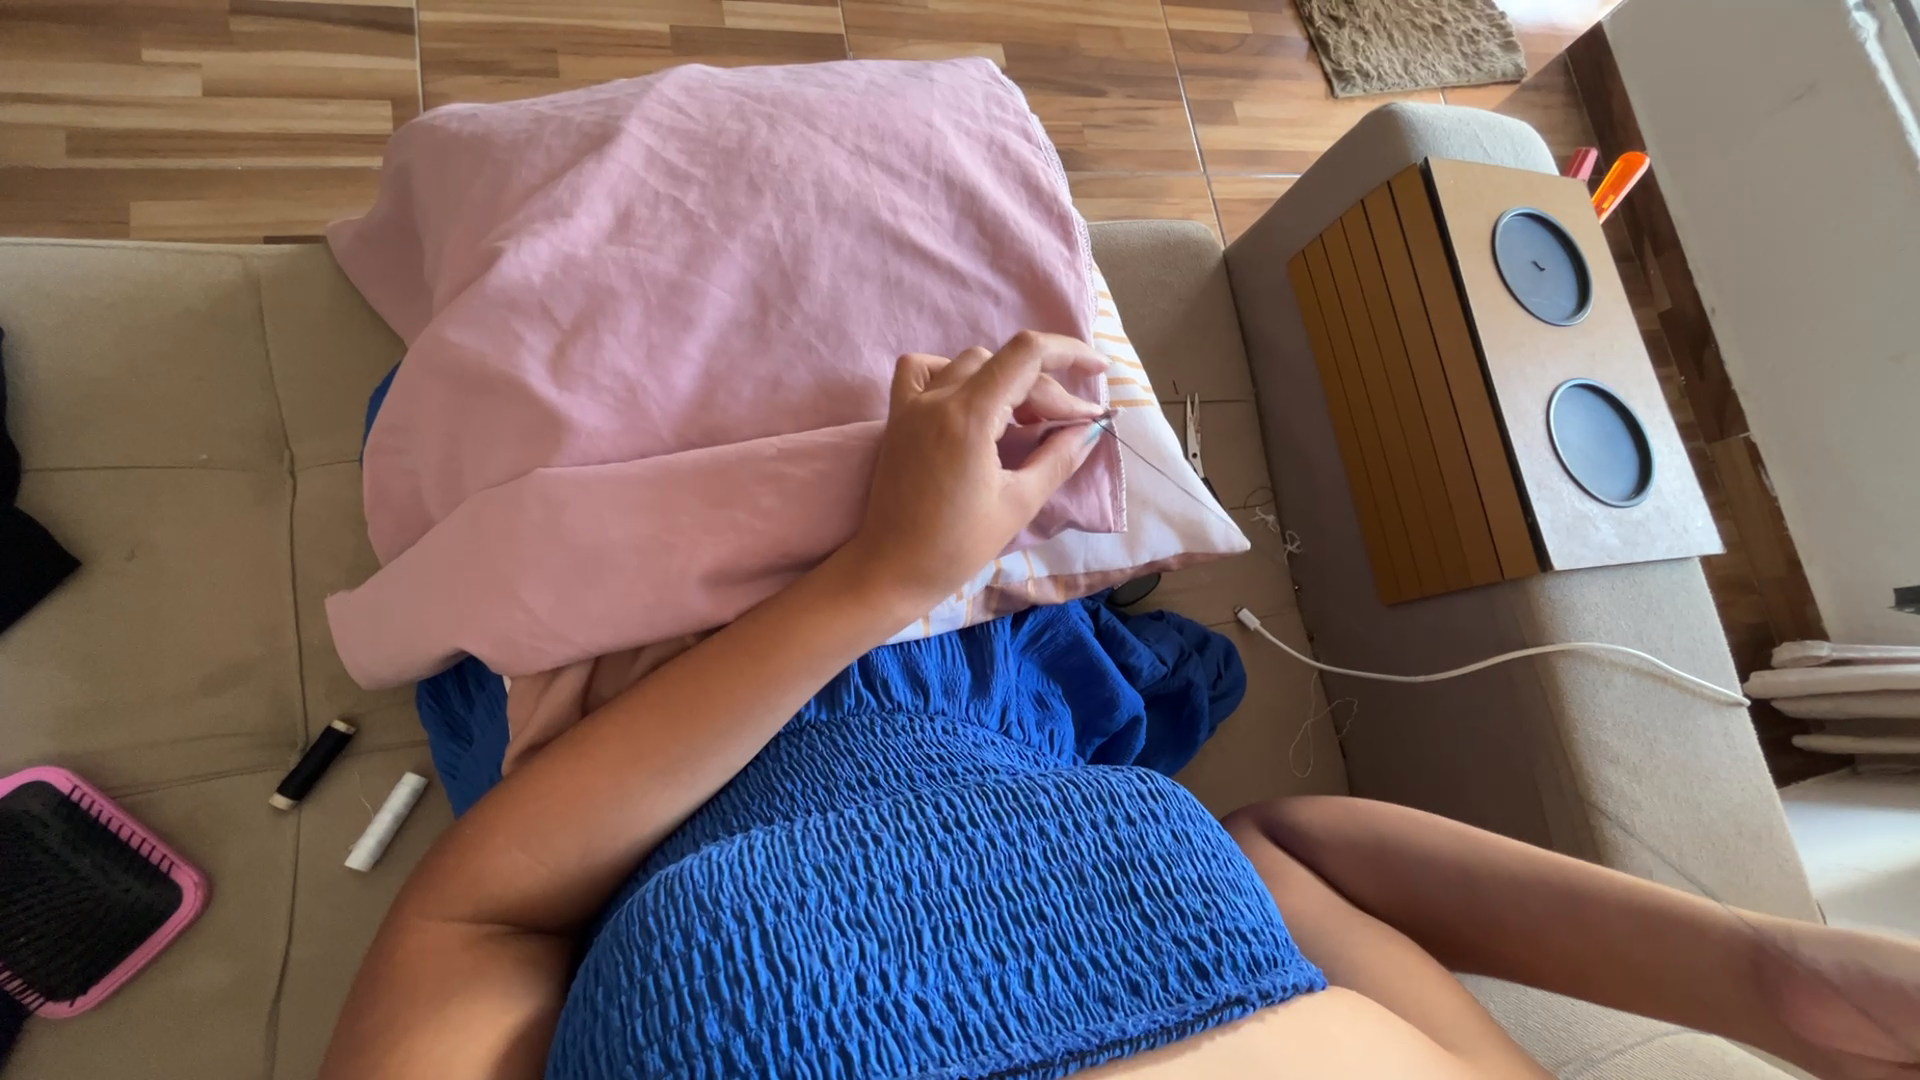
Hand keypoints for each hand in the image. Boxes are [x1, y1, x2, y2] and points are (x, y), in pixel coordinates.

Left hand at [842, 330, 1107, 611]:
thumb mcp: (1019, 504)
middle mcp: (936, 399)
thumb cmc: (956, 547)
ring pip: (969, 363)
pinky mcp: (897, 417)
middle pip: (1005, 364)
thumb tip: (1090, 429)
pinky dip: (951, 373)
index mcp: (969, 417)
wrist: (891, 569)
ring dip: (1007, 381)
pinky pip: (921, 370)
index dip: (1071, 354)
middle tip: (1070, 429)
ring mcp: (911, 405)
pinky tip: (971, 399)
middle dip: (1046, 390)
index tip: (1099, 374)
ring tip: (1026, 420)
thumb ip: (1058, 458)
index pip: (1027, 355)